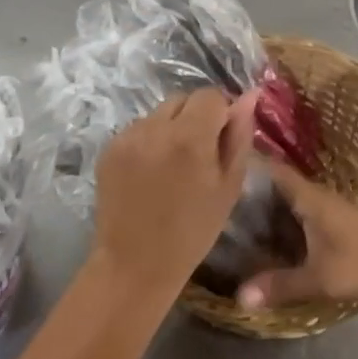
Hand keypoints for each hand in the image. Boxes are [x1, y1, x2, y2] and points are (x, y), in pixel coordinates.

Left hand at [92, 89, 258, 293]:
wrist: (135, 263)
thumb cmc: (193, 232)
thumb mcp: (229, 187)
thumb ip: (239, 137)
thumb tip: (249, 97)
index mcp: (190, 137)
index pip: (210, 95)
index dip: (221, 113)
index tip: (220, 142)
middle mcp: (154, 127)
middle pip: (183, 99)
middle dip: (195, 118)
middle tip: (199, 156)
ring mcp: (127, 136)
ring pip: (159, 114)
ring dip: (171, 129)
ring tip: (172, 168)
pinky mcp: (108, 147)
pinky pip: (138, 130)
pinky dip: (149, 142)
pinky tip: (151, 174)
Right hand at [236, 158, 357, 310]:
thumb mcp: (316, 280)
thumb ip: (278, 286)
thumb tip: (239, 297)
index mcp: (311, 199)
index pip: (275, 171)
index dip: (251, 166)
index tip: (225, 168)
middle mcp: (321, 197)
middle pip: (281, 185)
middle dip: (254, 190)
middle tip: (224, 199)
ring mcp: (333, 209)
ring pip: (294, 200)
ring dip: (271, 206)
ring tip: (241, 216)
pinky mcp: (340, 222)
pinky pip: (305, 212)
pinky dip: (287, 218)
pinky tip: (275, 235)